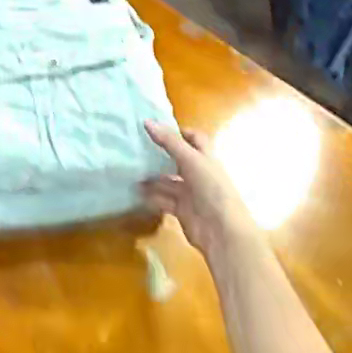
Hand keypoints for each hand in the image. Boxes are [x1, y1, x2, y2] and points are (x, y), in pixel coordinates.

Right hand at [140, 121, 260, 261]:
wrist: (221, 230)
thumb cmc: (211, 188)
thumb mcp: (191, 160)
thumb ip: (169, 142)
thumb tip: (147, 121)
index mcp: (206, 158)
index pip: (195, 138)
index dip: (179, 132)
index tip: (157, 128)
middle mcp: (198, 173)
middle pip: (177, 159)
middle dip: (159, 154)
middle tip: (136, 147)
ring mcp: (190, 192)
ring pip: (168, 180)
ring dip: (152, 176)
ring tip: (130, 169)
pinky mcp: (182, 210)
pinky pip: (163, 199)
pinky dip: (151, 196)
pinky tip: (136, 191)